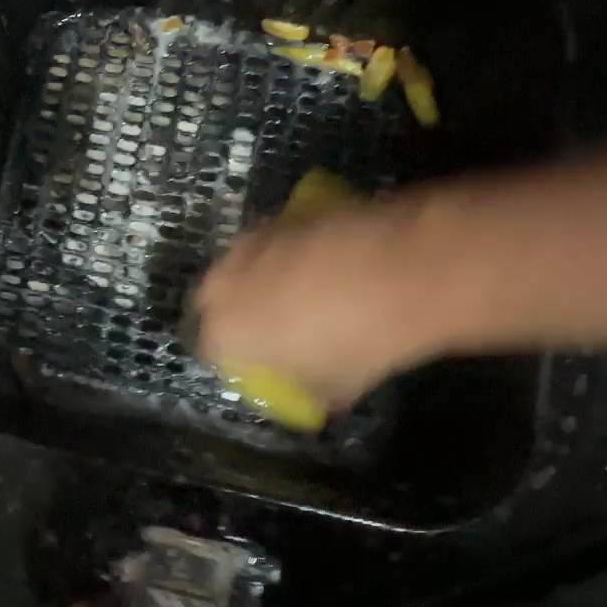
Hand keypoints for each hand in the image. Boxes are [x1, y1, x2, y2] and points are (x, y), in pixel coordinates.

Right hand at [192, 198, 451, 409]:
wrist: (394, 269)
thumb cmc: (356, 342)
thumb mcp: (334, 386)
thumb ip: (310, 387)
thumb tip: (312, 388)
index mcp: (224, 335)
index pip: (212, 351)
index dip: (237, 358)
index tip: (262, 362)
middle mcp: (221, 286)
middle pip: (215, 302)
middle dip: (238, 312)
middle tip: (274, 326)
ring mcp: (247, 247)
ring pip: (241, 269)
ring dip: (259, 281)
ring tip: (301, 294)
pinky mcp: (277, 218)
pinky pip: (269, 246)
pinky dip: (285, 256)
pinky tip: (321, 267)